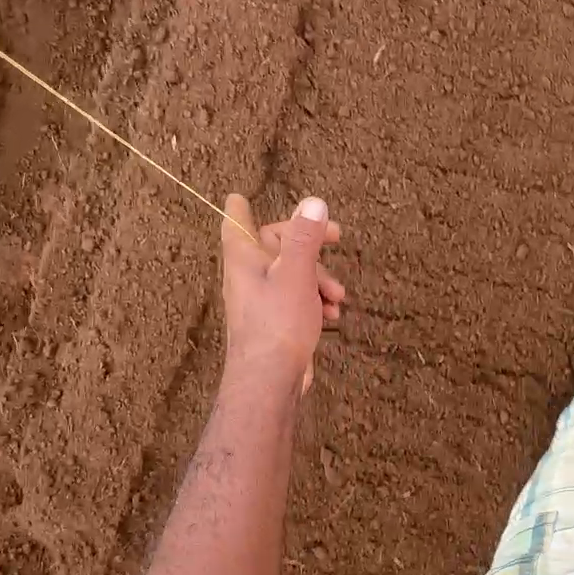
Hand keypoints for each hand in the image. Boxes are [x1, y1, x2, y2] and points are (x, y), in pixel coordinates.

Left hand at [219, 194, 346, 390]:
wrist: (270, 377)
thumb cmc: (277, 323)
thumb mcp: (297, 273)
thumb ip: (305, 238)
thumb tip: (314, 203)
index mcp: (244, 260)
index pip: (236, 224)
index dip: (239, 210)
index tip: (238, 197)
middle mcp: (247, 277)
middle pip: (276, 246)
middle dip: (310, 245)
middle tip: (338, 237)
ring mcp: (260, 302)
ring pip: (292, 275)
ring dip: (319, 278)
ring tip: (337, 296)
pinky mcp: (274, 323)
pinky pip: (297, 300)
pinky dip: (315, 301)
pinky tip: (331, 315)